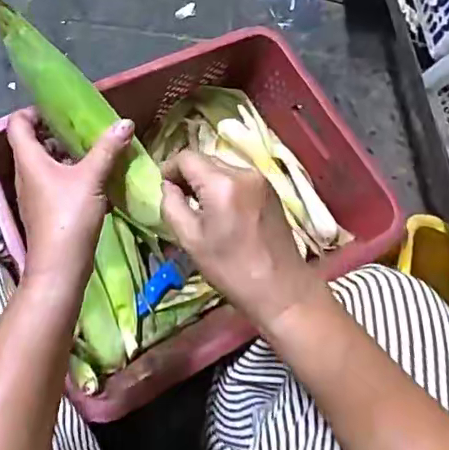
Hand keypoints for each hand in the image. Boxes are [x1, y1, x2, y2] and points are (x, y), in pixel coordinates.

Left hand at [9, 110, 131, 287]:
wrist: (58, 267)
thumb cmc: (68, 216)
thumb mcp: (91, 178)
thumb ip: (107, 149)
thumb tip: (124, 121)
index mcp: (27, 158)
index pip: (17, 122)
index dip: (33, 111)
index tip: (59, 111)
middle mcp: (23, 171)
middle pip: (29, 140)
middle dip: (53, 130)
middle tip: (79, 127)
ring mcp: (31, 191)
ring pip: (41, 161)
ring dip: (61, 152)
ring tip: (88, 148)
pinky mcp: (41, 207)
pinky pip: (49, 179)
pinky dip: (65, 171)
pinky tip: (89, 176)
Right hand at [159, 148, 320, 327]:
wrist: (284, 292)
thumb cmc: (232, 269)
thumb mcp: (189, 239)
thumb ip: (171, 204)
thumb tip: (168, 186)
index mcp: (222, 184)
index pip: (186, 157)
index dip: (169, 169)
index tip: (165, 189)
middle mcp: (243, 173)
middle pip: (204, 159)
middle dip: (187, 175)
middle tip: (180, 199)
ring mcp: (261, 180)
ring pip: (220, 167)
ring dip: (205, 181)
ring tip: (201, 207)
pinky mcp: (270, 190)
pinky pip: (236, 177)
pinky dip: (223, 186)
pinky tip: (223, 210)